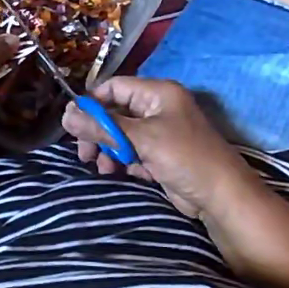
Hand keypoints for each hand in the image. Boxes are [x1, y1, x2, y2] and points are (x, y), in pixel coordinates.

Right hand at [63, 77, 241, 215]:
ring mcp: (160, 132)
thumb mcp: (140, 139)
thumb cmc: (185, 158)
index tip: (73, 124)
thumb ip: (102, 126)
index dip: (92, 103)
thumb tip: (65, 115)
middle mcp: (158, 108)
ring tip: (102, 167)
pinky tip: (120, 173)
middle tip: (83, 152)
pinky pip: (131, 151)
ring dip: (107, 149)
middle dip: (98, 132)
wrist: (223, 199)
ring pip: (121, 134)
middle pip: (115, 112)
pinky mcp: (161, 155)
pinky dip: (122, 160)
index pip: (114, 87)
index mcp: (158, 93)